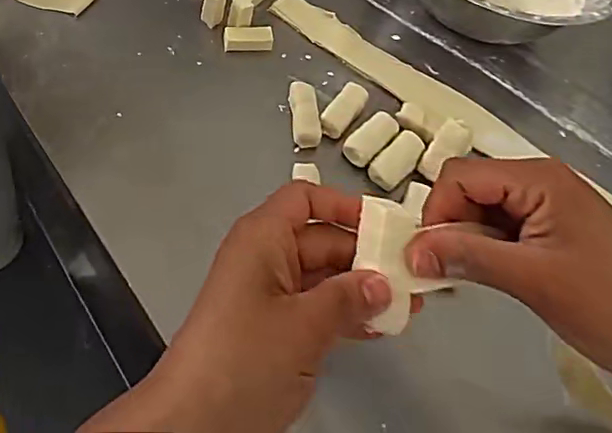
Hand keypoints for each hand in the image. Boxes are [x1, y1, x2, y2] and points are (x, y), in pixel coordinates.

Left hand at [83, 183, 416, 432]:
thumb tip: (381, 282)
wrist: (199, 413)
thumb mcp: (302, 325)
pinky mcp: (275, 324)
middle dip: (364, 254)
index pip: (304, 200)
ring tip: (408, 304)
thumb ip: (346, 300)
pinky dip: (346, 312)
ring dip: (362, 288)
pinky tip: (380, 327)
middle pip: (320, 238)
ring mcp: (270, 291)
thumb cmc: (243, 355)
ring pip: (323, 275)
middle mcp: (265, 255)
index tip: (385, 224)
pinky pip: (317, 305)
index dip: (343, 206)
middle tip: (412, 273)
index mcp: (262, 236)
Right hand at [405, 158, 611, 431]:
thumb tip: (410, 250)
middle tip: (441, 268)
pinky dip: (490, 248)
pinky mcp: (560, 228)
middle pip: (471, 188)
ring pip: (486, 208)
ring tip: (464, 276)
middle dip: (451, 225)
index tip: (427, 252)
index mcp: (539, 177)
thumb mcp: (532, 280)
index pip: (461, 175)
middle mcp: (543, 180)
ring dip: (469, 239)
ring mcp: (554, 204)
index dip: (437, 210)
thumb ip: (466, 257)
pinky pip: (507, 225)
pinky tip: (490, 274)